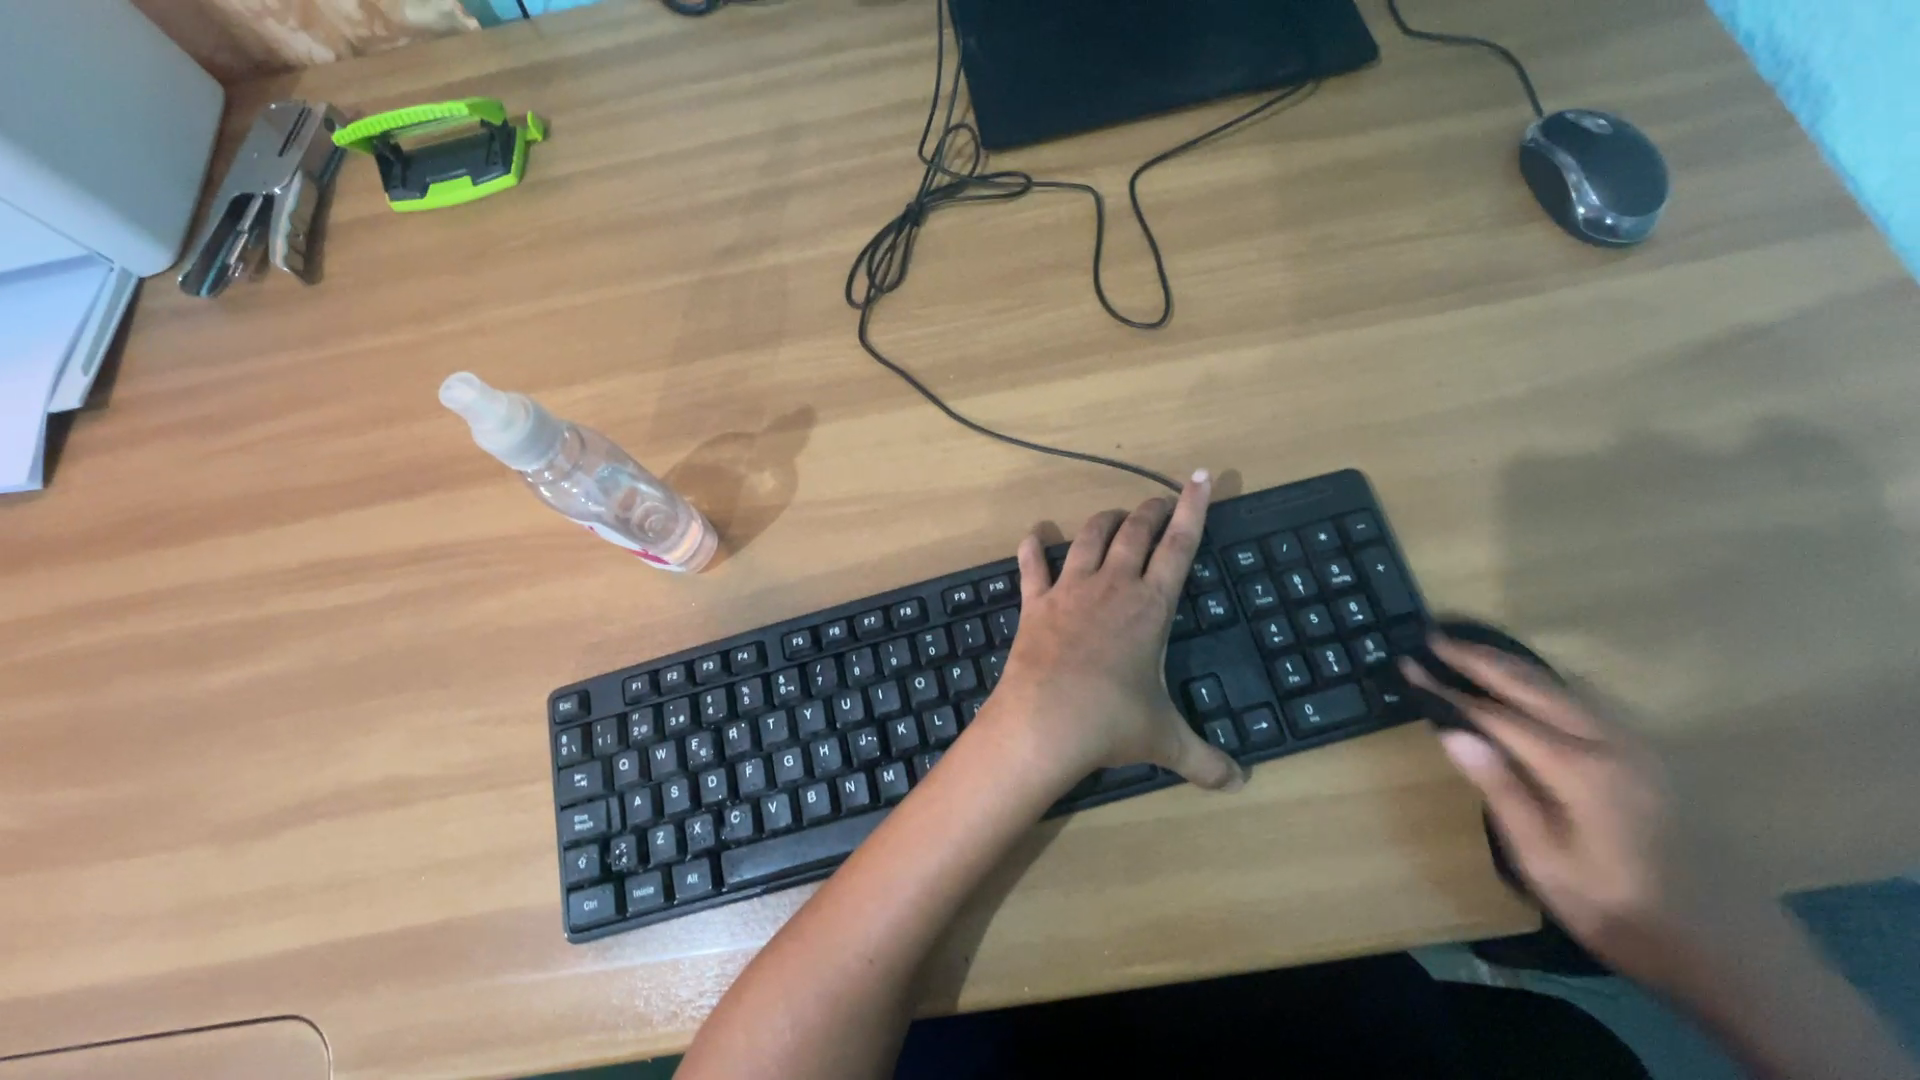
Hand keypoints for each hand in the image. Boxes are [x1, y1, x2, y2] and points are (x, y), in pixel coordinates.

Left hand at [987, 470, 1245, 793]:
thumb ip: (1205, 761)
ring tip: (1116, 516)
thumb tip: (1240, 785)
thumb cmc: (1111, 724)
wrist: (1043, 723)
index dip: (1193, 507)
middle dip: (1152, 509)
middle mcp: (1112, 586)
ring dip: (1105, 521)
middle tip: (1160, 500)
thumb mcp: (1166, 742)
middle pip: (1135, 531)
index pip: (1180, 545)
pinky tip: (1034, 536)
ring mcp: (1070, 591)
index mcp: (1151, 606)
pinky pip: (1032, 566)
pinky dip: (1034, 548)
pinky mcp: (1035, 604)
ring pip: (1089, 537)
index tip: (1198, 477)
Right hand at [1404, 638, 1764, 987]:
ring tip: (1465, 652)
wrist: (1722, 946)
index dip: (1447, 690)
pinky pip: (1579, 701)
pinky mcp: (1643, 756)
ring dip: (1508, 665)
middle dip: (1478, 659)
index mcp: (1579, 769)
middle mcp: (1608, 742)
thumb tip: (1452, 732)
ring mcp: (1632, 746)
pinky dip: (1538, 683)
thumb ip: (1502, 791)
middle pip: (1532, 685)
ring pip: (1559, 687)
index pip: (1497, 715)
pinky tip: (1521, 685)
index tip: (1408, 666)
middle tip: (1431, 638)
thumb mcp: (1544, 861)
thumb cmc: (1616, 909)